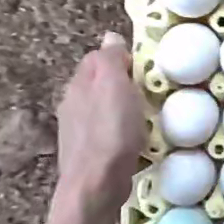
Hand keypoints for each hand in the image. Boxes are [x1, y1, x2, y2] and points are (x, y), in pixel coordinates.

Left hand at [46, 32, 146, 223]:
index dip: (122, 58)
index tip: (146, 69)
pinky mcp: (89, 152)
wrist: (95, 186)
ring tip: (147, 116)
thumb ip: (110, 59)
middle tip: (151, 92)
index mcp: (79, 83)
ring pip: (105, 108)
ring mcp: (78, 130)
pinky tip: (136, 140)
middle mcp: (73, 103)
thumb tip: (110, 37)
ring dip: (125, 108)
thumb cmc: (110, 132)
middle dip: (124, 84)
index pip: (98, 57)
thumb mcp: (114, 85)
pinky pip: (109, 131)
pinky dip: (123, 131)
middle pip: (101, 82)